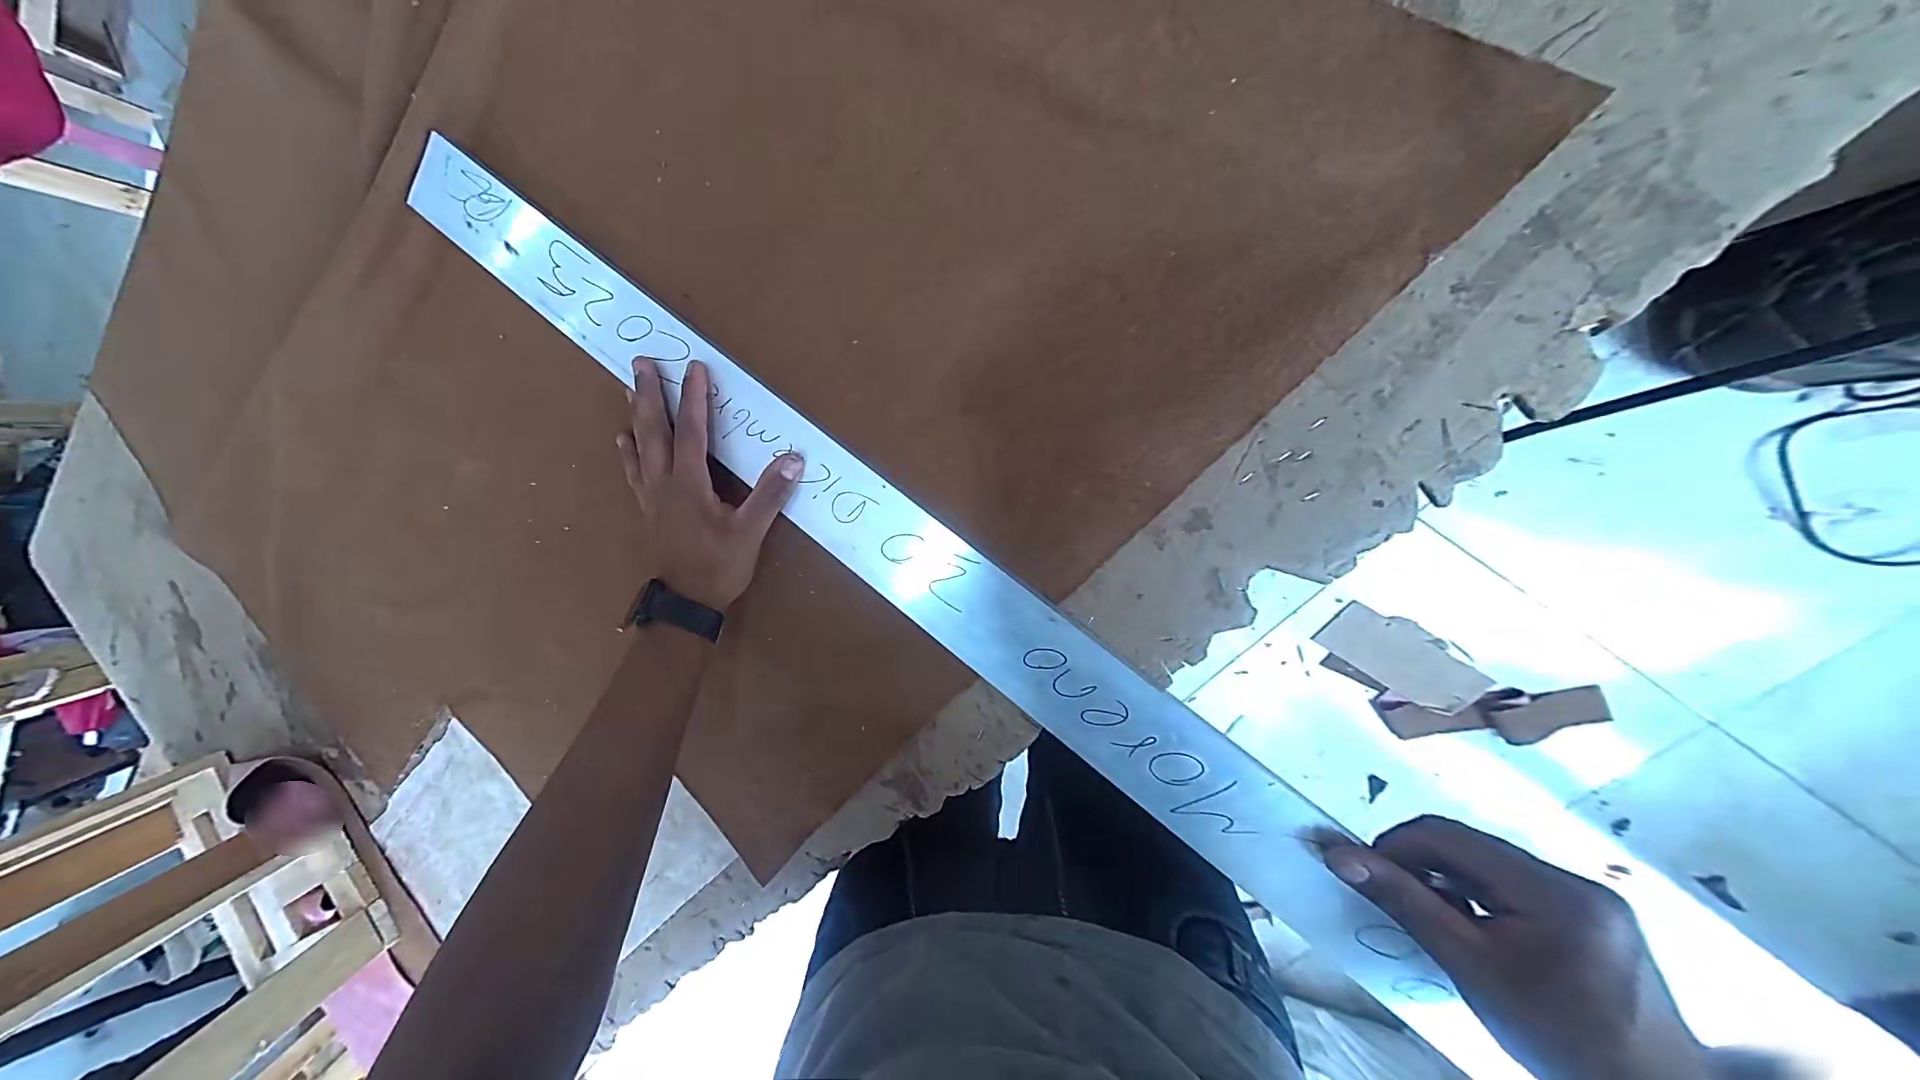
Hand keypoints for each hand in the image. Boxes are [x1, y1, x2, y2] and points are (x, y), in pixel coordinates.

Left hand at [615, 358, 802, 610]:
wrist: (684, 603)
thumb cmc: (717, 567)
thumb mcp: (750, 532)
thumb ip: (770, 495)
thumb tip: (794, 459)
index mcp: (688, 483)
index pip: (693, 431)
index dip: (696, 398)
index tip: (697, 368)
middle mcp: (664, 482)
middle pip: (654, 430)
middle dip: (651, 394)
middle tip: (642, 362)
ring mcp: (651, 496)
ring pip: (639, 447)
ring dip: (636, 416)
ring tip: (630, 390)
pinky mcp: (647, 510)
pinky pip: (633, 472)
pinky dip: (628, 452)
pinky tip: (622, 441)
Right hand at [1322, 817, 1710, 1079]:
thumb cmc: (1559, 1042)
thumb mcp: (1470, 968)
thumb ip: (1404, 902)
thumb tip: (1342, 855)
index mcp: (1553, 890)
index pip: (1448, 835)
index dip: (1394, 846)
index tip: (1366, 874)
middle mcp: (1577, 881)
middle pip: (1471, 848)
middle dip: (1422, 866)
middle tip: (1395, 901)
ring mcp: (1592, 900)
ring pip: (1491, 866)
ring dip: (1450, 882)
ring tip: (1437, 925)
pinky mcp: (1597, 918)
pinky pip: (1518, 888)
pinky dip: (1482, 899)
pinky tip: (1476, 933)